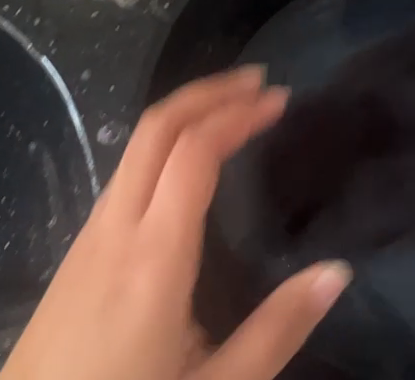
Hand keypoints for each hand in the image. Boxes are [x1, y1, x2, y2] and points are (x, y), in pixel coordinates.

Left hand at [0, 66, 352, 379]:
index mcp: (154, 255)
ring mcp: (89, 236)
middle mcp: (116, 228)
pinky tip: (189, 169)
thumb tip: (336, 272)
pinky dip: (164, 146)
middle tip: (257, 82)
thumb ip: (277, 330)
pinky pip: (125, 175)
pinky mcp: (78, 252)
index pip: (194, 150)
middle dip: (207, 91)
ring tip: (232, 113)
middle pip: (156, 127)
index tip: (278, 98)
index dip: (237, 113)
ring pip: (136, 147)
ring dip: (185, 115)